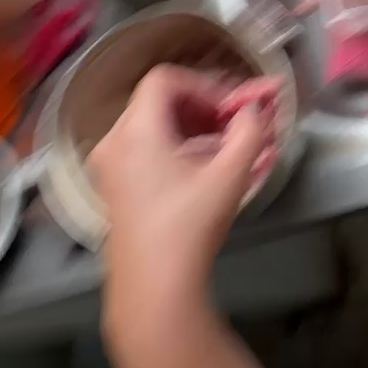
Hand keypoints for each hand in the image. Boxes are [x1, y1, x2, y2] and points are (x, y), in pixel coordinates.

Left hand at [90, 65, 266, 335]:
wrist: (155, 287)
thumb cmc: (191, 224)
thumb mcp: (231, 173)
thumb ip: (250, 130)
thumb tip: (256, 108)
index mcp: (135, 131)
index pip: (166, 79)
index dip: (206, 86)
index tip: (233, 110)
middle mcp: (114, 141)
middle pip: (162, 101)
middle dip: (207, 106)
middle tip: (240, 123)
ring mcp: (111, 166)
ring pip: (158, 125)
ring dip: (198, 126)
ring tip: (233, 147)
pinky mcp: (117, 186)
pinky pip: (150, 147)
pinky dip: (182, 146)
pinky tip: (212, 167)